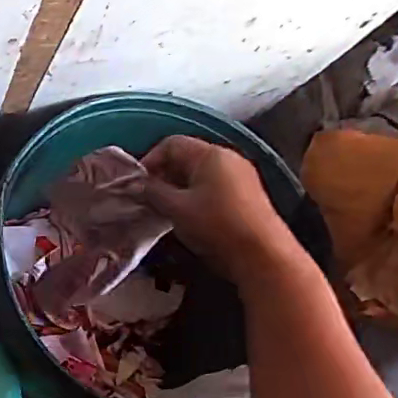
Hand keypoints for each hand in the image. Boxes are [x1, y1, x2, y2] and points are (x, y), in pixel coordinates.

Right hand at [141, 136, 291, 278]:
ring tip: (163, 209)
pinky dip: (192, 194)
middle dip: (162, 175)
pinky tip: (186, 215)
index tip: (136, 184)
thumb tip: (136, 184)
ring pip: (197, 173)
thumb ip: (152, 192)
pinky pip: (211, 185)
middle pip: (185, 156)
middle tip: (146, 198)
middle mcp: (227, 157)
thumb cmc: (215, 225)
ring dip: (176, 187)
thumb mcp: (176, 208)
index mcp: (210, 155)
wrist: (261, 253)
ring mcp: (239, 175)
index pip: (171, 144)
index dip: (149, 160)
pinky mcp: (245, 193)